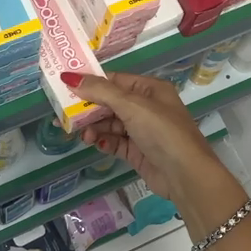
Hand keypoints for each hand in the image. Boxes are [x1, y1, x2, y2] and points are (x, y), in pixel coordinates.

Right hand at [66, 71, 228, 202]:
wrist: (185, 174)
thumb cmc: (162, 132)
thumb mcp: (132, 106)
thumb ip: (100, 91)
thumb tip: (69, 76)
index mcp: (150, 89)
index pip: (115, 81)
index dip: (91, 84)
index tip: (66, 88)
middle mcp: (147, 107)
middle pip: (110, 103)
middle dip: (89, 109)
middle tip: (66, 116)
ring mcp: (143, 131)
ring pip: (111, 124)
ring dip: (95, 128)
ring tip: (84, 136)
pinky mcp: (138, 152)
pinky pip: (116, 142)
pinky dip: (104, 142)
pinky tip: (96, 143)